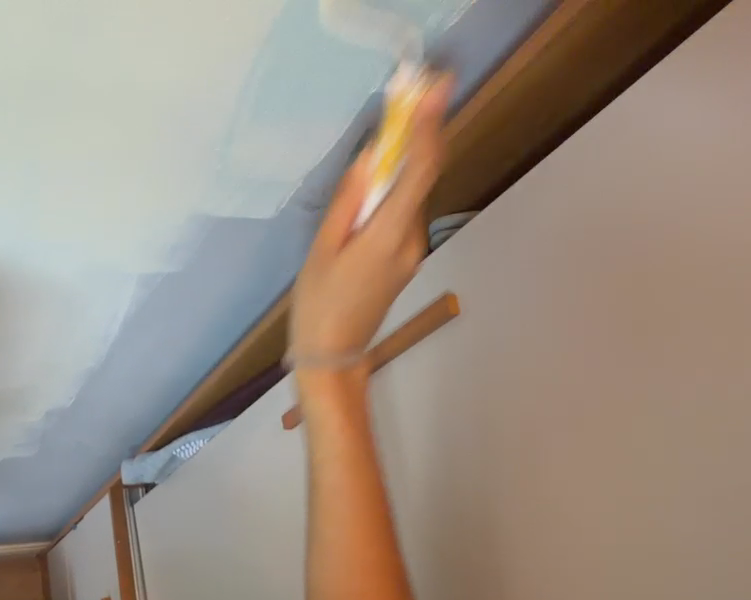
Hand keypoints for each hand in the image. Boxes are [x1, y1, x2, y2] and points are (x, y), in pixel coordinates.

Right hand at [289, 74, 451, 367]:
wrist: (332, 358)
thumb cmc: (318, 307)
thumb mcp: (321, 251)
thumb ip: (348, 202)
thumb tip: (371, 159)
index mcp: (388, 236)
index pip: (420, 170)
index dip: (428, 127)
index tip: (432, 91)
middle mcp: (410, 241)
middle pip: (415, 182)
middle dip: (404, 150)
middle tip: (389, 122)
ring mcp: (410, 254)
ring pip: (406, 202)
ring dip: (390, 182)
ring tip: (357, 187)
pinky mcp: (403, 263)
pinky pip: (399, 220)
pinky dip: (386, 204)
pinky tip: (359, 216)